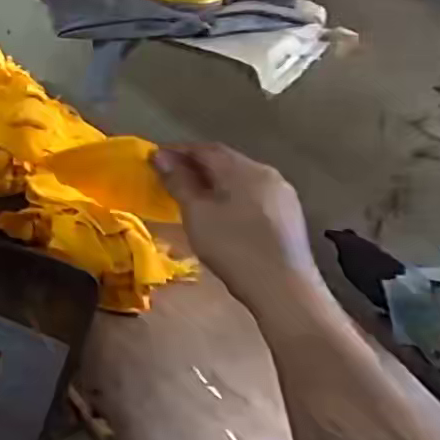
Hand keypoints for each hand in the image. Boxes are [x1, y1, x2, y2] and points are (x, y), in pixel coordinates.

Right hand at [152, 143, 326, 318]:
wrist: (284, 290)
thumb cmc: (233, 246)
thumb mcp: (196, 212)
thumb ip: (179, 181)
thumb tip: (161, 156)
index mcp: (246, 170)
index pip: (205, 149)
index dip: (177, 151)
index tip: (152, 159)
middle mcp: (268, 175)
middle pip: (225, 161)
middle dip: (194, 165)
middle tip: (166, 176)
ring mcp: (282, 196)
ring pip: (239, 178)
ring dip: (211, 180)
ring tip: (187, 194)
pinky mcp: (287, 215)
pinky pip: (251, 194)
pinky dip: (228, 194)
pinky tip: (216, 211)